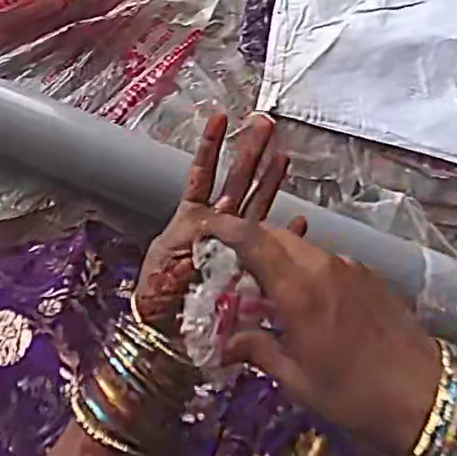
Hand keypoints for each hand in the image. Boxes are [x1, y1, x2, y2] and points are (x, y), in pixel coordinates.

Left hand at [133, 113, 291, 334]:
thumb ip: (189, 240)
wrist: (163, 336)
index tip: (221, 119)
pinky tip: (299, 221)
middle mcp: (214, 226)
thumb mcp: (164, 259)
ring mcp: (231, 244)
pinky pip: (265, 244)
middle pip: (236, 179)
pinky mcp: (245, 264)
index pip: (203, 173)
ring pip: (254, 202)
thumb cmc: (157, 298)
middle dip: (250, 151)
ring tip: (283, 155)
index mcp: (192, 219)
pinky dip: (284, 232)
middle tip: (265, 125)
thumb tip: (217, 225)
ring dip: (268, 178)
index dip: (211, 145)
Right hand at [205, 209, 439, 455]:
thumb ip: (258, 349)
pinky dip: (305, 267)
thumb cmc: (353, 394)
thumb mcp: (296, 379)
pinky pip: (325, 259)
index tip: (208, 227)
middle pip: (276, 236)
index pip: (254, 241)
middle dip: (250, 243)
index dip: (227, 228)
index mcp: (298, 290)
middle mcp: (321, 266)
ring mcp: (348, 266)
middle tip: (234, 269)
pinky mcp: (366, 273)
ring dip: (279, 256)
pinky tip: (307, 298)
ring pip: (301, 246)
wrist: (424, 394)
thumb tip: (224, 345)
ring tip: (269, 289)